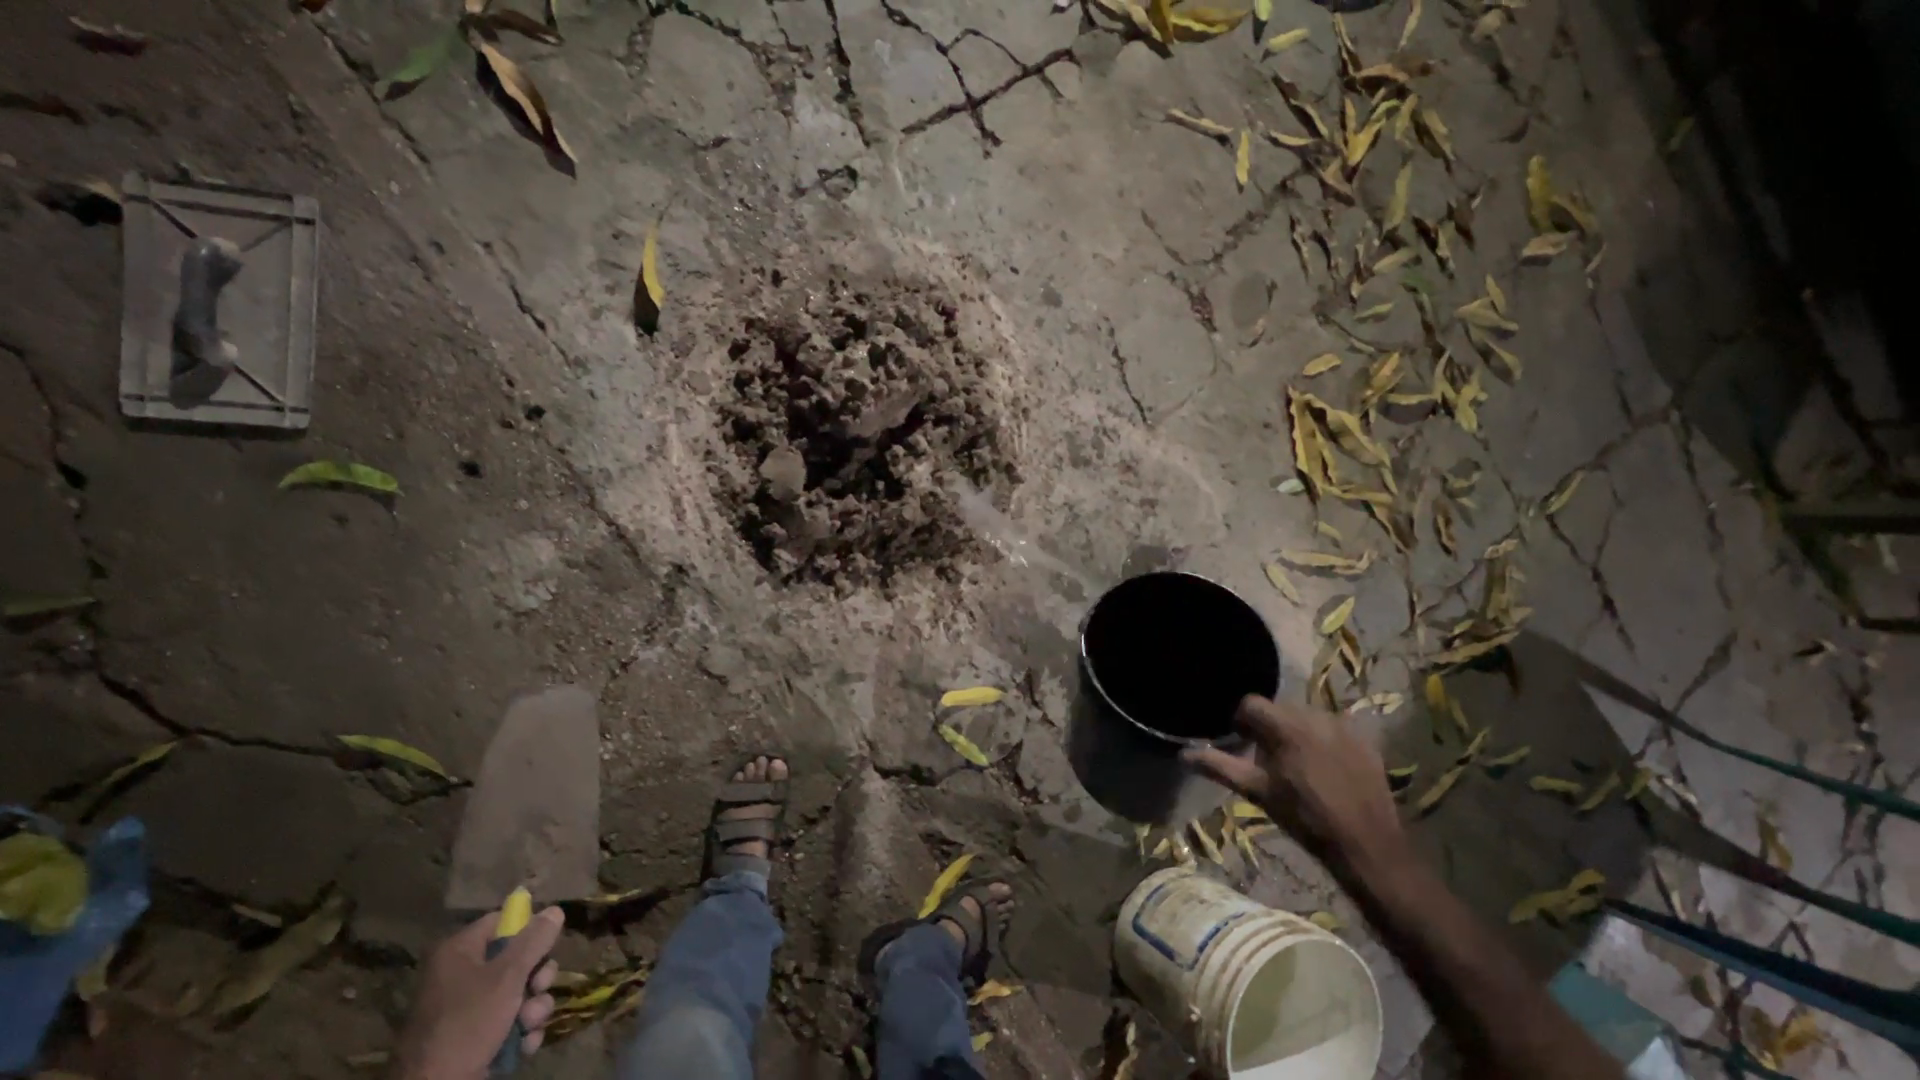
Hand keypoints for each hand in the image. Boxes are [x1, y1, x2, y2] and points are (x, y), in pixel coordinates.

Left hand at [391, 906, 564, 1079]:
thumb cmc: (467, 1023)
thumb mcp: (506, 977)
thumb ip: (533, 942)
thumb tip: (555, 910)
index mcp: (459, 952)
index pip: (501, 922)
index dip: (527, 930)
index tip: (545, 946)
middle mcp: (462, 975)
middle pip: (516, 959)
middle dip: (536, 977)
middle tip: (538, 988)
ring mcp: (469, 1008)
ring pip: (519, 993)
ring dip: (534, 1008)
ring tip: (528, 1023)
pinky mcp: (477, 1035)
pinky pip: (510, 1021)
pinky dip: (522, 1030)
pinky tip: (524, 1042)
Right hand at [1184, 695, 1405, 871]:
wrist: (1365, 844)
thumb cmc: (1305, 819)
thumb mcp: (1258, 793)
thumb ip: (1221, 767)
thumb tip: (1184, 754)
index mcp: (1287, 726)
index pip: (1251, 704)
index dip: (1241, 722)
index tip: (1242, 744)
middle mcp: (1317, 716)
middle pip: (1280, 710)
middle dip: (1269, 729)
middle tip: (1268, 760)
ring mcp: (1345, 727)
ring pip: (1307, 718)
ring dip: (1296, 734)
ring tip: (1297, 766)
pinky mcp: (1365, 740)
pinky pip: (1333, 729)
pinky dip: (1323, 741)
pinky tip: (1325, 770)